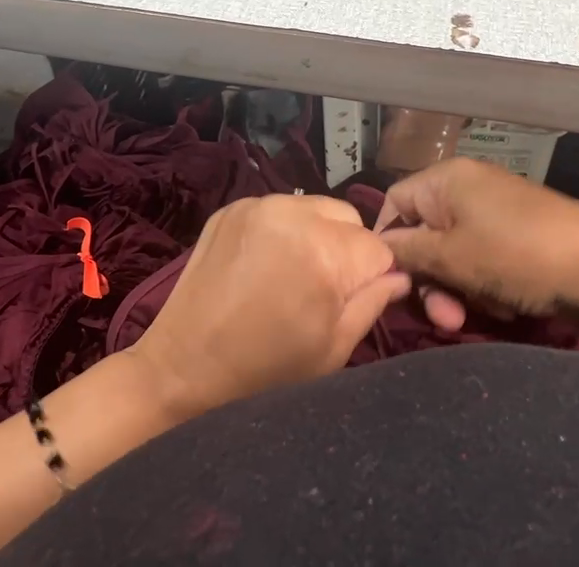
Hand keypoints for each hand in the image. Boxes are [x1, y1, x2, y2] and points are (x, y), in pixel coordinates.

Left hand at [130, 194, 410, 419]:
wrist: (180, 371)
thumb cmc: (265, 373)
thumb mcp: (334, 349)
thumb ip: (373, 303)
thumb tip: (398, 275)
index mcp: (325, 253)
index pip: (380, 249)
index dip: (374, 278)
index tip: (351, 302)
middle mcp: (294, 215)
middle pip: (350, 221)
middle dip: (347, 251)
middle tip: (321, 291)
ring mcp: (258, 206)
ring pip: (317, 209)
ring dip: (317, 235)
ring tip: (292, 275)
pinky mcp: (230, 208)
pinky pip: (280, 209)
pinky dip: (283, 231)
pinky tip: (265, 264)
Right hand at [376, 158, 578, 331]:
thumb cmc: (517, 255)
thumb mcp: (451, 257)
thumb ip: (407, 252)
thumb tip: (376, 251)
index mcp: (446, 180)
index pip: (394, 204)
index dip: (387, 244)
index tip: (394, 284)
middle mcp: (467, 189)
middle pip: (425, 236)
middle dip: (431, 281)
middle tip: (445, 319)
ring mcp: (495, 212)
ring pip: (454, 256)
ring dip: (460, 291)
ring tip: (485, 314)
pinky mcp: (518, 236)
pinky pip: (484, 261)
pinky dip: (487, 286)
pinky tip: (508, 307)